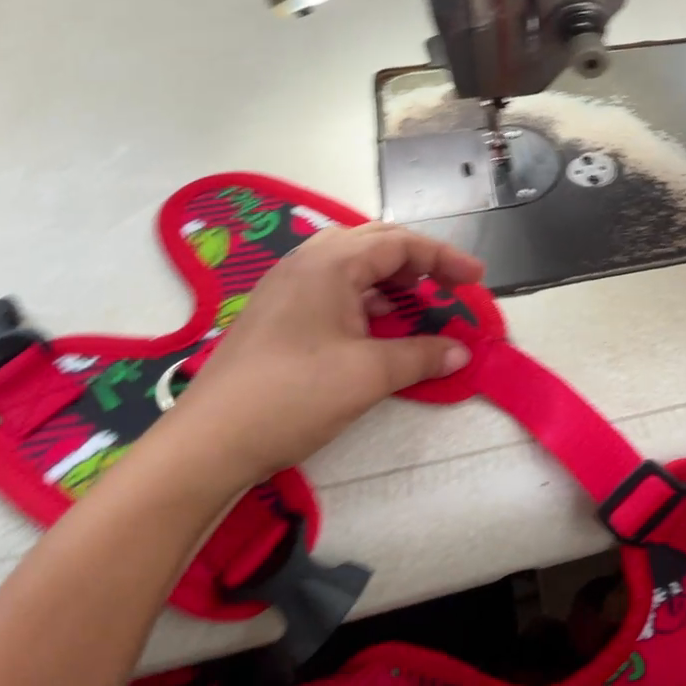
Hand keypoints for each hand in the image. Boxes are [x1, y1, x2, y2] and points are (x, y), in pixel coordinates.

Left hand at [157, 223, 482, 486]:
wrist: (209, 442)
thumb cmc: (293, 395)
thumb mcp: (368, 375)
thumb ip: (421, 355)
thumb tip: (461, 351)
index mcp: (332, 262)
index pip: (401, 243)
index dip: (445, 258)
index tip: (476, 280)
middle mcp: (307, 262)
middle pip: (376, 243)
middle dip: (419, 261)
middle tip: (449, 287)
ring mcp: (286, 286)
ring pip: (352, 264)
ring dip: (390, 279)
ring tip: (417, 305)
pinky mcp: (276, 312)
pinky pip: (332, 286)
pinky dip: (365, 297)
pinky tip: (376, 327)